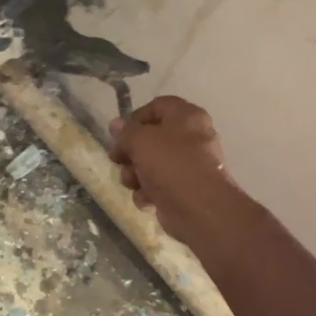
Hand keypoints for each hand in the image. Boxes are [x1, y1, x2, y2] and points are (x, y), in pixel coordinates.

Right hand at [109, 96, 236, 241]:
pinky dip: (148, 193)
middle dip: (130, 151)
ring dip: (135, 174)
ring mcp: (187, 166)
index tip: (120, 133)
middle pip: (151, 138)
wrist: (200, 209)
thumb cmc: (171, 165)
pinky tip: (146, 200)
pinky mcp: (183, 190)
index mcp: (186, 117)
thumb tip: (116, 124)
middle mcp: (190, 138)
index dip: (136, 118)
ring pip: (151, 164)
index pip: (158, 106)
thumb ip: (126, 131)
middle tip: (116, 159)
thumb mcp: (141, 141)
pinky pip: (158, 186)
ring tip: (131, 183)